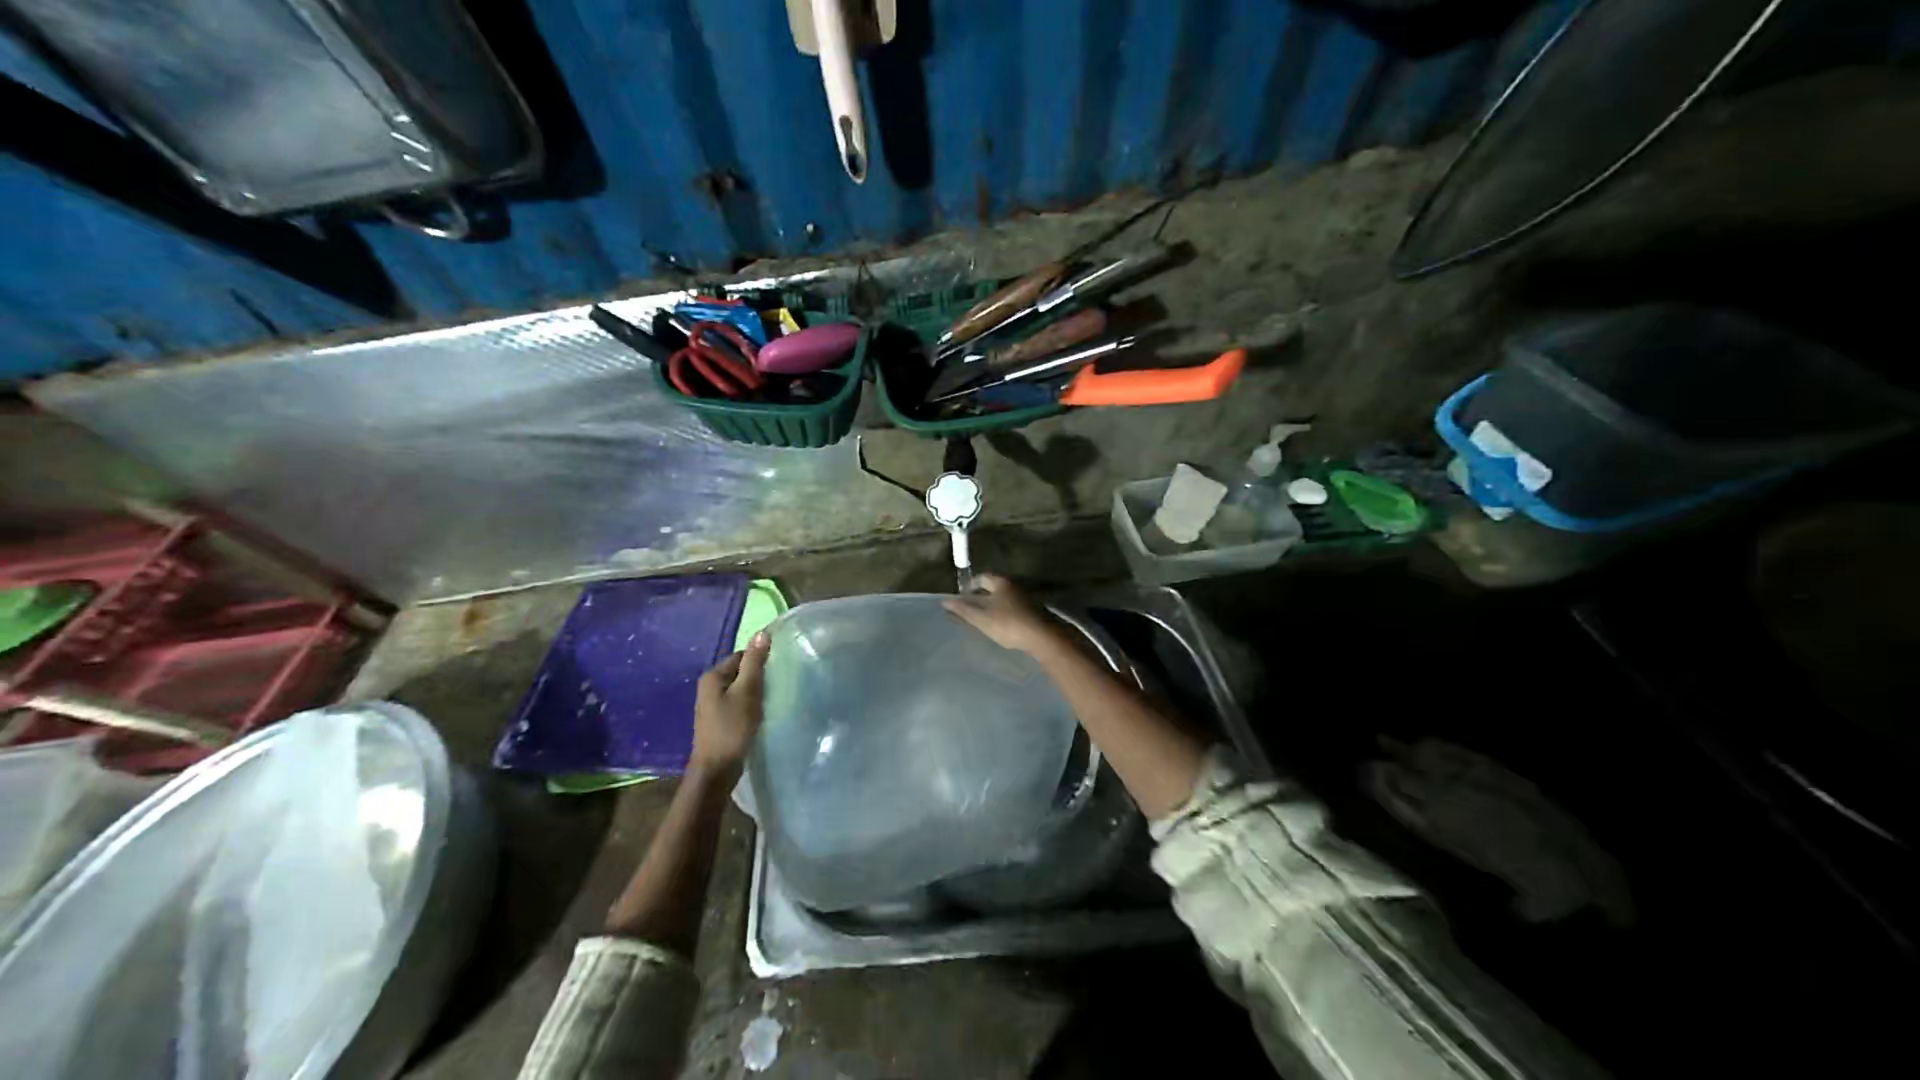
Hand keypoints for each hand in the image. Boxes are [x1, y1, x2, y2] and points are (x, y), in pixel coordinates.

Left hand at [690, 630, 769, 773]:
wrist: (716, 769)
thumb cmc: (732, 728)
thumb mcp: (747, 692)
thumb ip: (754, 663)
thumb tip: (762, 632)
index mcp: (712, 675)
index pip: (741, 655)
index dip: (760, 661)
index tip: (777, 672)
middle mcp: (708, 686)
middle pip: (740, 671)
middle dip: (758, 677)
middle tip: (777, 687)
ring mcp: (712, 704)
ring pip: (740, 688)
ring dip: (755, 693)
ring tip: (771, 701)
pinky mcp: (718, 719)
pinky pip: (738, 703)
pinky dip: (750, 706)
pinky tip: (760, 715)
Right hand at [942, 574, 1068, 657]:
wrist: (1042, 637)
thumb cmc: (1008, 625)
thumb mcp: (981, 618)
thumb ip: (963, 610)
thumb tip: (945, 601)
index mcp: (1001, 583)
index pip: (981, 578)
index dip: (969, 586)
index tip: (961, 598)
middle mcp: (1014, 586)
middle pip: (993, 588)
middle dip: (980, 597)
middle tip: (970, 610)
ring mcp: (1026, 598)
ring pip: (1004, 599)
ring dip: (993, 606)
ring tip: (983, 619)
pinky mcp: (1033, 611)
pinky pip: (1013, 608)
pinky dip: (1004, 613)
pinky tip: (1001, 626)